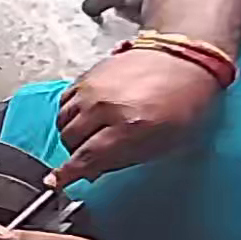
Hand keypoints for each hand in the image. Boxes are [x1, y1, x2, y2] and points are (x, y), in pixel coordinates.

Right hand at [50, 49, 221, 187]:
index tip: (55, 181)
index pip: (87, 156)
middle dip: (78, 151)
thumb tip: (93, 171)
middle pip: (70, 140)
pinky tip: (85, 115)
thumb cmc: (185, 100)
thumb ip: (126, 158)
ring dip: (72, 133)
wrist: (184, 58)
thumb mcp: (168, 140)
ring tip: (89, 133)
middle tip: (92, 152)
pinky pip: (64, 103)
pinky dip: (70, 114)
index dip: (69, 173)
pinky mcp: (84, 78)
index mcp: (131, 126)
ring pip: (63, 122)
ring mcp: (92, 90)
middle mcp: (105, 107)